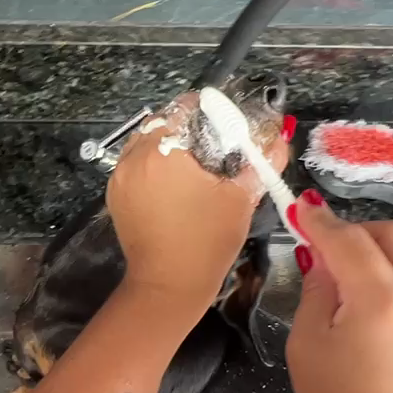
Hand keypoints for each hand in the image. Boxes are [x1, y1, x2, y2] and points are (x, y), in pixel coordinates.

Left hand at [107, 94, 287, 311]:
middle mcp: (133, 159)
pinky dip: (150, 165)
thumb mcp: (241, 198)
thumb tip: (278, 138)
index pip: (181, 109)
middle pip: (158, 124)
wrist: (167, 284)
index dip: (204, 108)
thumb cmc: (207, 240)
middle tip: (210, 140)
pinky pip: (132, 166)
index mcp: (163, 152)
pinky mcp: (114, 196)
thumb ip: (261, 161)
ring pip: (142, 144)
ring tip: (192, 161)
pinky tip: (173, 181)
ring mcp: (119, 178)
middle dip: (183, 127)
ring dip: (164, 145)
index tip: (222, 118)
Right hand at [286, 194, 392, 392]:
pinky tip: (382, 325)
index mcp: (382, 300)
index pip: (348, 239)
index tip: (301, 207)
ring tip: (356, 292)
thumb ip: (317, 293)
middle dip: (363, 230)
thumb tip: (324, 262)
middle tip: (333, 250)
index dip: (321, 221)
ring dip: (386, 258)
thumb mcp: (307, 346)